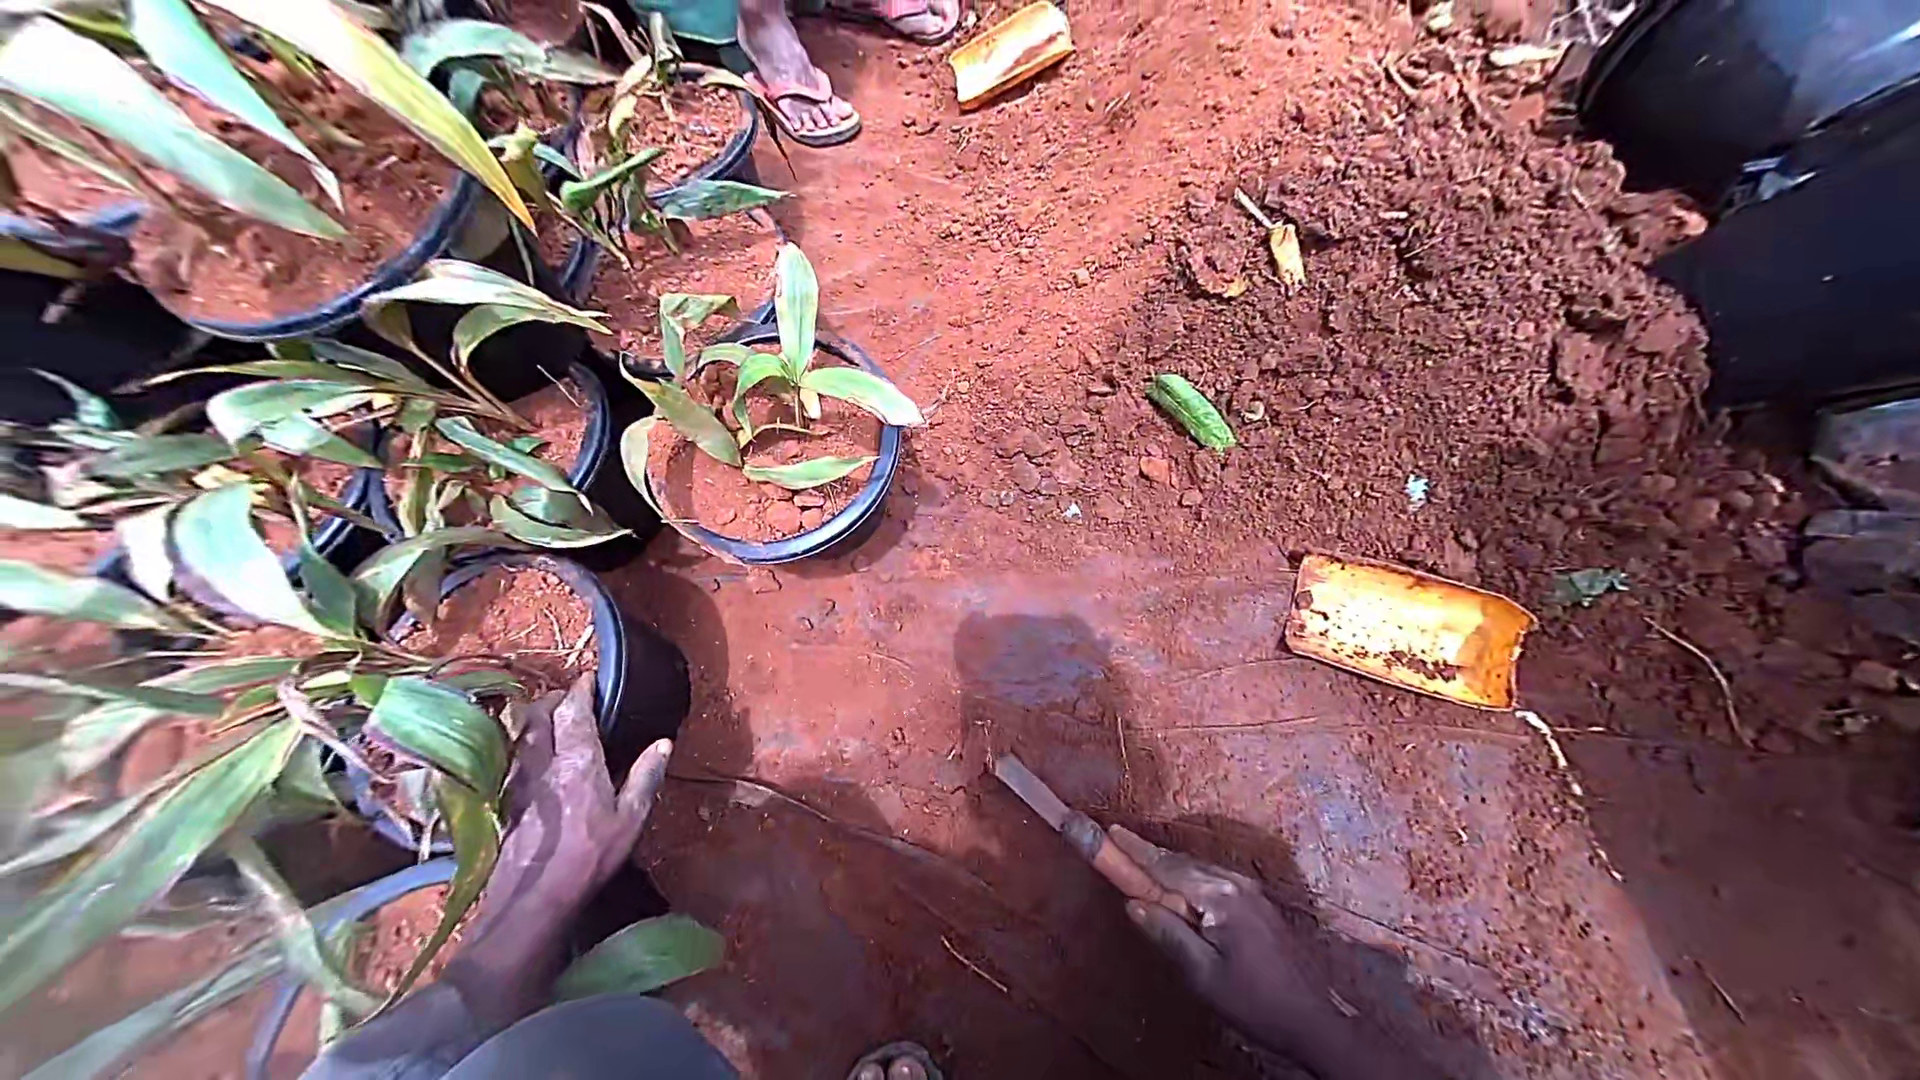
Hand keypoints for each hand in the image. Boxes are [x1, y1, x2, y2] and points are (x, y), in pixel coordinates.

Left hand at [314, 678, 672, 1063]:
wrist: (530, 904)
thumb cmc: (589, 858)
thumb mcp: (631, 819)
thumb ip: (645, 777)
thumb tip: (662, 743)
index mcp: (577, 763)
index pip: (573, 711)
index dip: (580, 689)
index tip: (591, 677)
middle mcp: (543, 765)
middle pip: (537, 715)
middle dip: (554, 699)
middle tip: (574, 696)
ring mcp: (519, 784)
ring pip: (522, 736)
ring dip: (537, 720)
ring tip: (556, 721)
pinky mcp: (507, 803)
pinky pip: (516, 760)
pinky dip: (528, 747)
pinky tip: (540, 760)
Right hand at [1110, 826, 1432, 1079]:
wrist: (1318, 1021)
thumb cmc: (1256, 1002)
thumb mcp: (1203, 976)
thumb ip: (1167, 934)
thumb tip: (1132, 903)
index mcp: (1218, 895)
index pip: (1164, 867)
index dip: (1133, 849)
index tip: (1107, 829)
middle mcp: (1232, 881)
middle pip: (1177, 862)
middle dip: (1144, 852)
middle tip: (1113, 841)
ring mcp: (1247, 889)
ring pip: (1194, 868)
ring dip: (1164, 864)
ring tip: (1137, 859)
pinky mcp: (1254, 901)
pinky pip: (1208, 877)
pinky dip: (1183, 875)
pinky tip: (1175, 884)